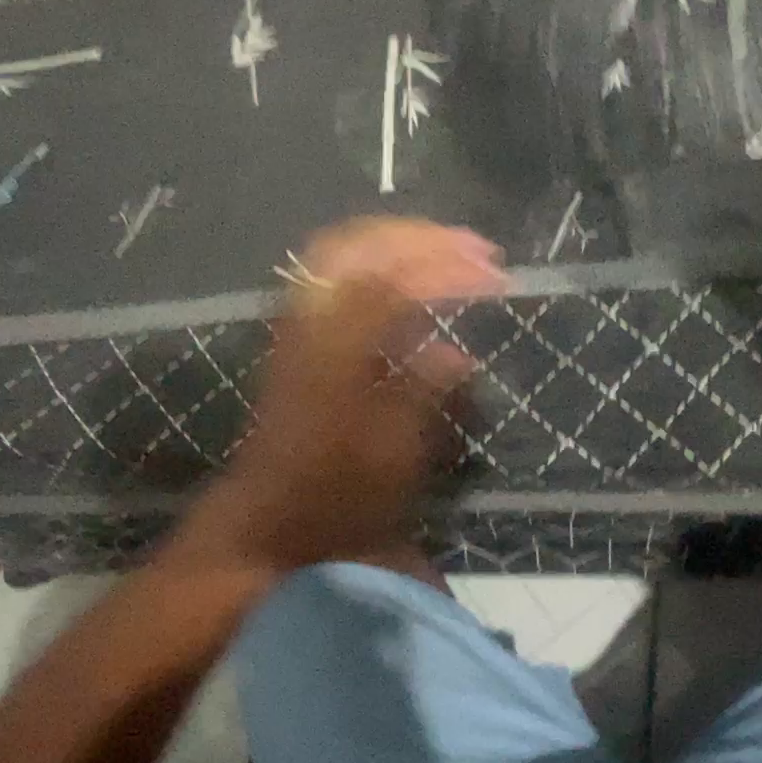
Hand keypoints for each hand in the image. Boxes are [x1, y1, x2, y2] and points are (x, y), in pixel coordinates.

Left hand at [162, 219, 505, 576]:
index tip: (496, 274)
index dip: (448, 267)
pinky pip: (335, 277)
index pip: (394, 281)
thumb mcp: (390, 454)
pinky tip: (409, 285)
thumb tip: (457, 352)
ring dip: (399, 243)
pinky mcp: (297, 340)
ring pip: (343, 254)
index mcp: (337, 348)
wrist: (265, 525)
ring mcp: (298, 327)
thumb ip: (422, 391)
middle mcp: (312, 323)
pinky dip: (378, 265)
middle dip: (421, 237)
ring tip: (449, 252)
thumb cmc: (333, 498)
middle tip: (473, 249)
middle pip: (359, 246)